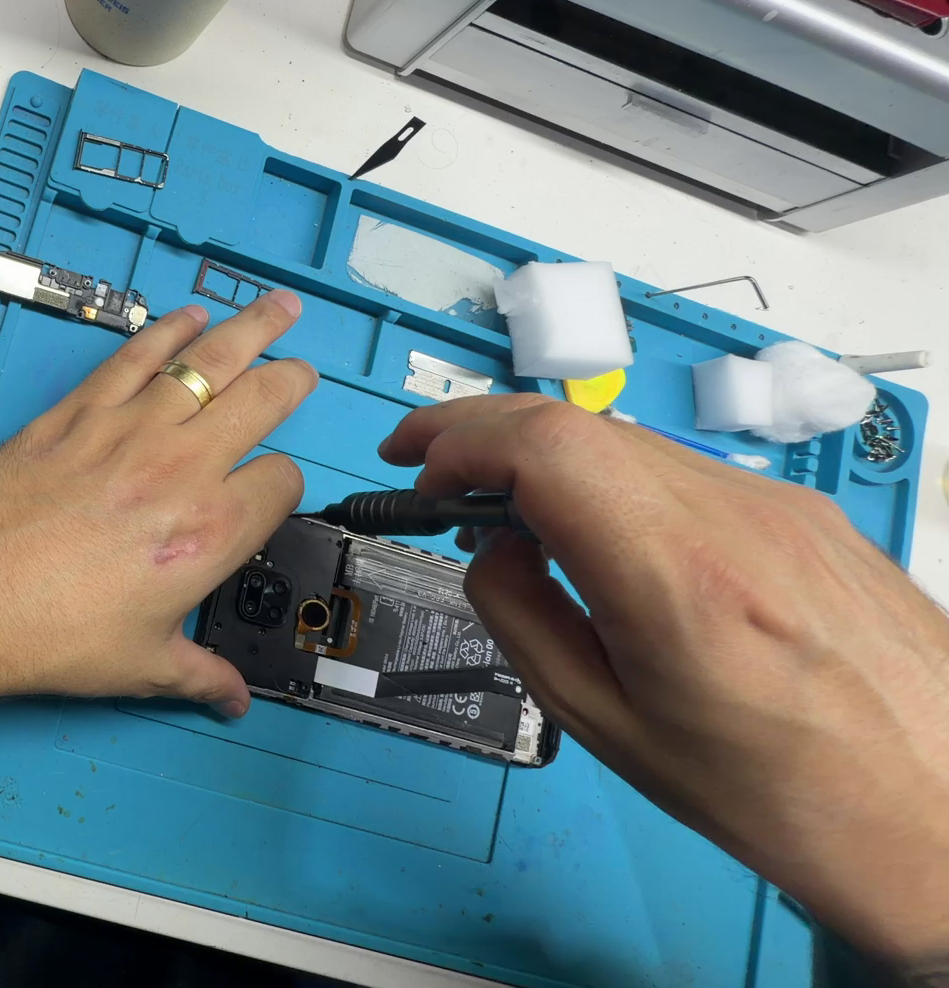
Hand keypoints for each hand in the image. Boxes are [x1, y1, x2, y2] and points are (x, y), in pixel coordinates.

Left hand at [0, 290, 317, 717]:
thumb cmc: (51, 633)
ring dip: (251, 329)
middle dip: (290, 381)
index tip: (267, 492)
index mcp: (211, 531)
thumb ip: (199, 675)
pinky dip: (166, 331)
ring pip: (207, 362)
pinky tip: (188, 317)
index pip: (280, 483)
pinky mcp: (77, 412)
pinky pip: (134, 356)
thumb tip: (231, 698)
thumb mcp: (140, 666)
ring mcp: (127, 429)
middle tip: (303, 370)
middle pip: (262, 400)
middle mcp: (181, 467)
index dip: (282, 486)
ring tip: (279, 308)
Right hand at [382, 394, 948, 967]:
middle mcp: (734, 518)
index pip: (548, 448)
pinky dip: (585, 470)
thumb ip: (516, 613)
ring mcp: (776, 504)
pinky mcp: (797, 510)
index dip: (459, 444)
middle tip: (415, 461)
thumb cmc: (764, 790)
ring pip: (612, 435)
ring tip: (484, 500)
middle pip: (571, 422)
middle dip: (471, 428)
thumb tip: (492, 545)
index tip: (417, 479)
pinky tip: (571, 518)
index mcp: (679, 580)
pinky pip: (660, 464)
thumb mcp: (596, 719)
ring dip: (525, 449)